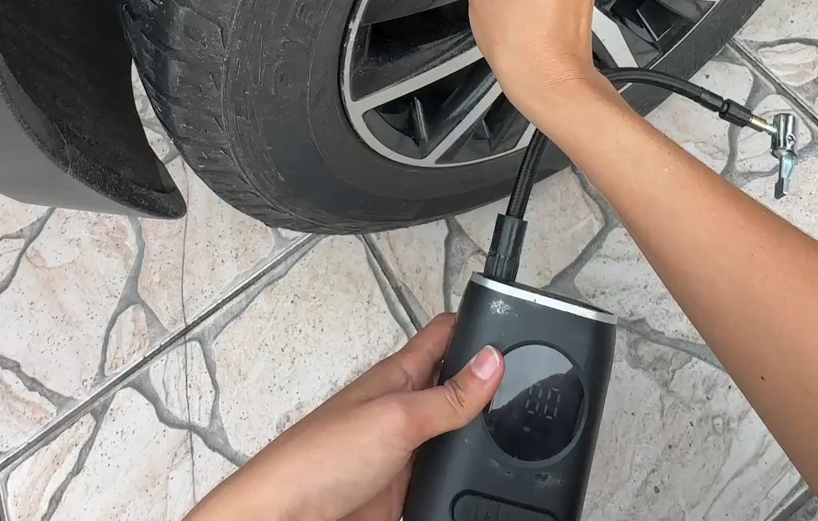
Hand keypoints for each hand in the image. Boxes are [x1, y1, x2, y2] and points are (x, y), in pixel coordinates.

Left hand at [188, 314, 503, 520]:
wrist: (288, 519)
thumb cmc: (320, 457)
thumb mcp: (397, 419)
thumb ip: (448, 397)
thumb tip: (493, 360)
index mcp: (401, 375)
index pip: (445, 334)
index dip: (476, 322)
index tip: (512, 316)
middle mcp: (405, 407)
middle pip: (456, 382)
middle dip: (487, 379)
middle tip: (529, 376)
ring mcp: (406, 450)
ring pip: (455, 431)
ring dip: (477, 430)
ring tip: (517, 426)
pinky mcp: (405, 490)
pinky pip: (444, 476)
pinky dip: (463, 474)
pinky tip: (481, 476)